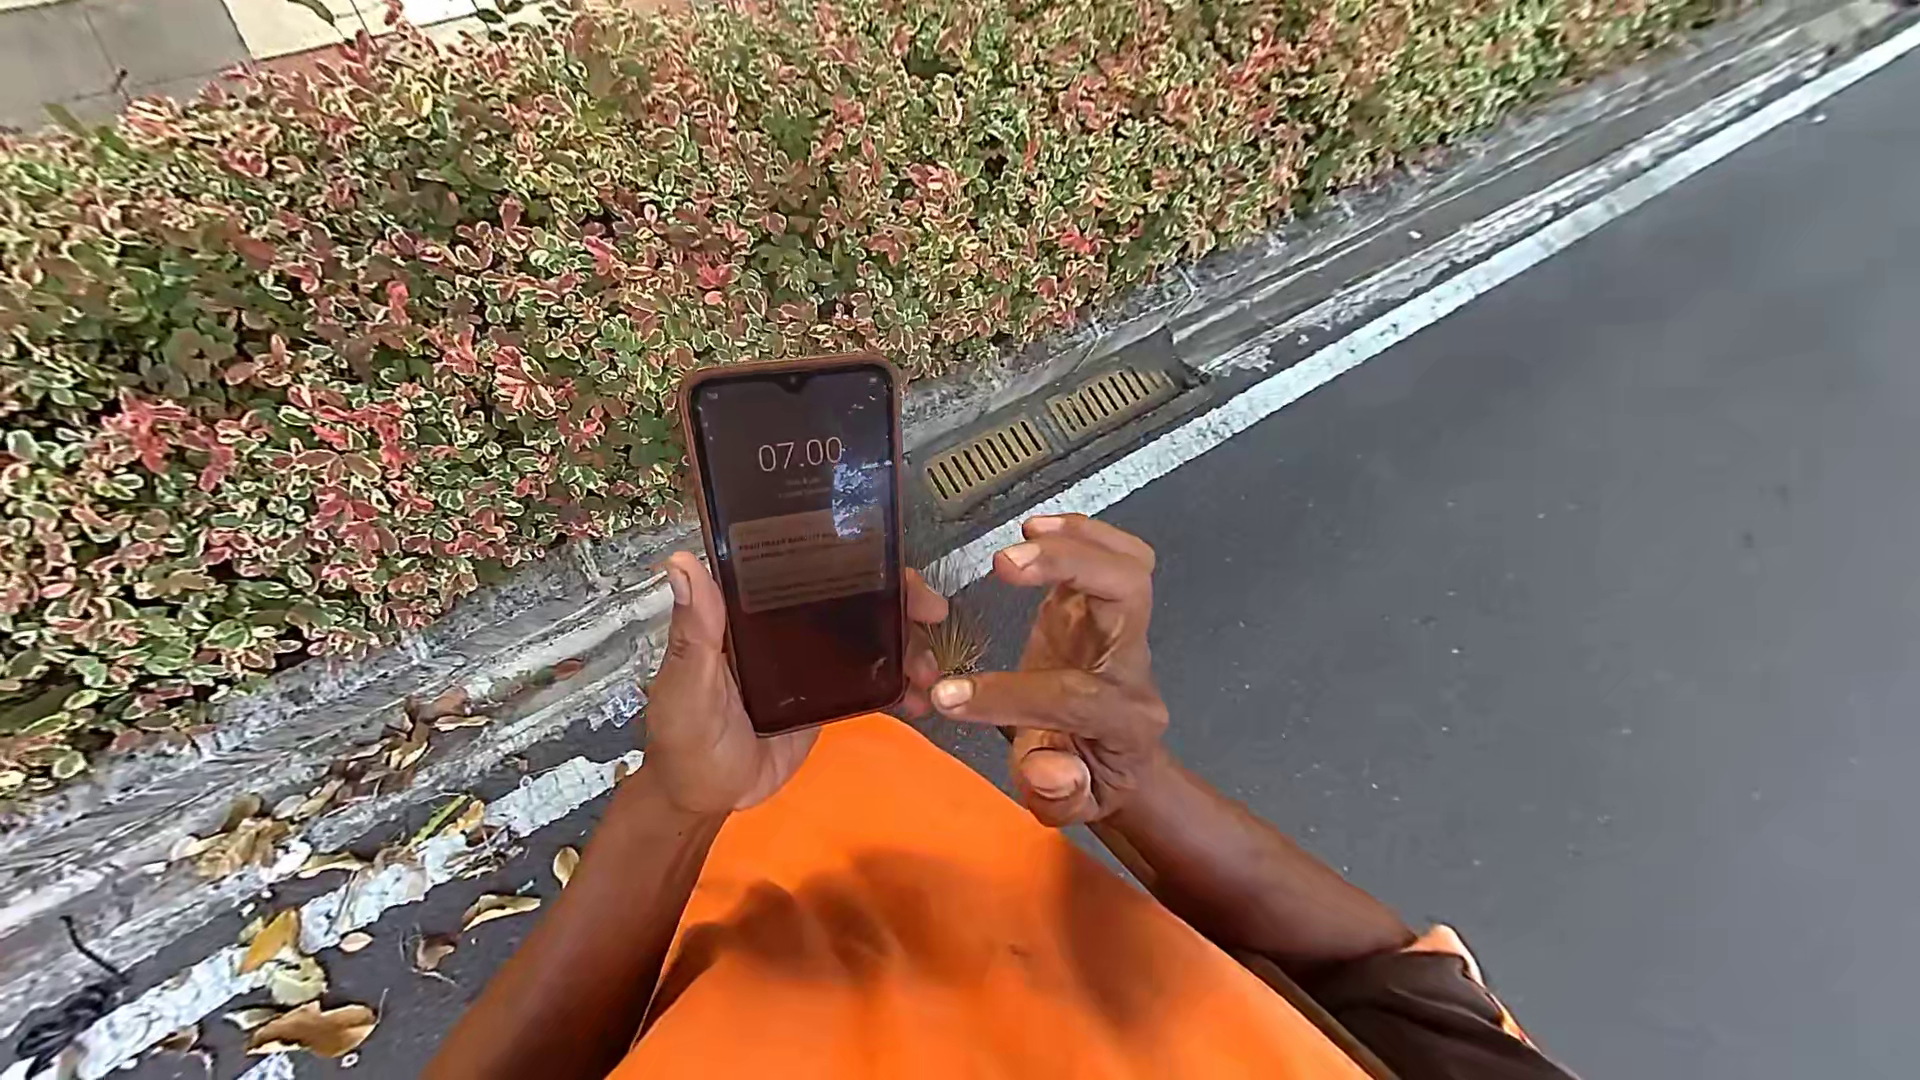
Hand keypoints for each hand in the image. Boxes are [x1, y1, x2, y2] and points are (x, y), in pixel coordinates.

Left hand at [642, 552, 948, 814]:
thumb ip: (694, 631)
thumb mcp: (687, 683)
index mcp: (757, 610)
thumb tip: (682, 561)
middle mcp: (792, 625)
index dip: (858, 558)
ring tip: (930, 672)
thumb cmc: (686, 737)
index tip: (897, 567)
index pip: (813, 567)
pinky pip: (875, 681)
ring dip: (910, 645)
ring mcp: (817, 660)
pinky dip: (902, 686)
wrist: (708, 801)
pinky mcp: (833, 694)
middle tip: (934, 613)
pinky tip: (922, 700)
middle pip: (857, 598)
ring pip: (874, 637)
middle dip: (902, 600)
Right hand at [930, 515, 1167, 824]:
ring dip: (1076, 538)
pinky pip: (1115, 557)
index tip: (947, 697)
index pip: (1073, 696)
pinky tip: (1038, 527)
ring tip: (1026, 531)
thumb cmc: (1085, 776)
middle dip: (1068, 567)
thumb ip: (1056, 792)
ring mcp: (1123, 629)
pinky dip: (1081, 532)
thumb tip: (1049, 765)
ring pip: (1127, 564)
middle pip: (1127, 594)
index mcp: (1121, 719)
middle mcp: (1132, 663)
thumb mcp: (1067, 804)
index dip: (1008, 696)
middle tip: (1004, 563)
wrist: (1118, 754)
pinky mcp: (1104, 606)